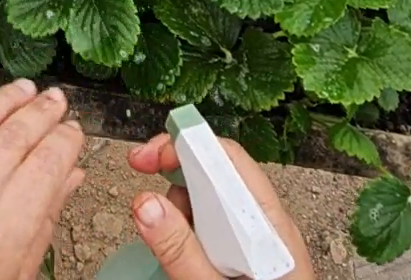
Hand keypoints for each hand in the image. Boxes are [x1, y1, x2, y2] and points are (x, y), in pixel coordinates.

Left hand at [0, 79, 86, 279]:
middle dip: (41, 112)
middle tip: (57, 99)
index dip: (65, 141)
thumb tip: (74, 170)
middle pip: (13, 136)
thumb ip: (47, 216)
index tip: (75, 129)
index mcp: (0, 234)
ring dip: (5, 98)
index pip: (45, 166)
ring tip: (26, 89)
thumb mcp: (18, 271)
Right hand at [125, 132, 316, 278]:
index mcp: (271, 228)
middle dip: (173, 176)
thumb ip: (181, 253)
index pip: (226, 159)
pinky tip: (184, 259)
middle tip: (140, 180)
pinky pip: (212, 231)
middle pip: (215, 175)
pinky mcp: (249, 265)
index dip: (183, 145)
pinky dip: (190, 234)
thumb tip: (145, 202)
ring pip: (209, 203)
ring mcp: (259, 248)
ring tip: (172, 248)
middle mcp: (268, 229)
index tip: (144, 157)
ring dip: (180, 212)